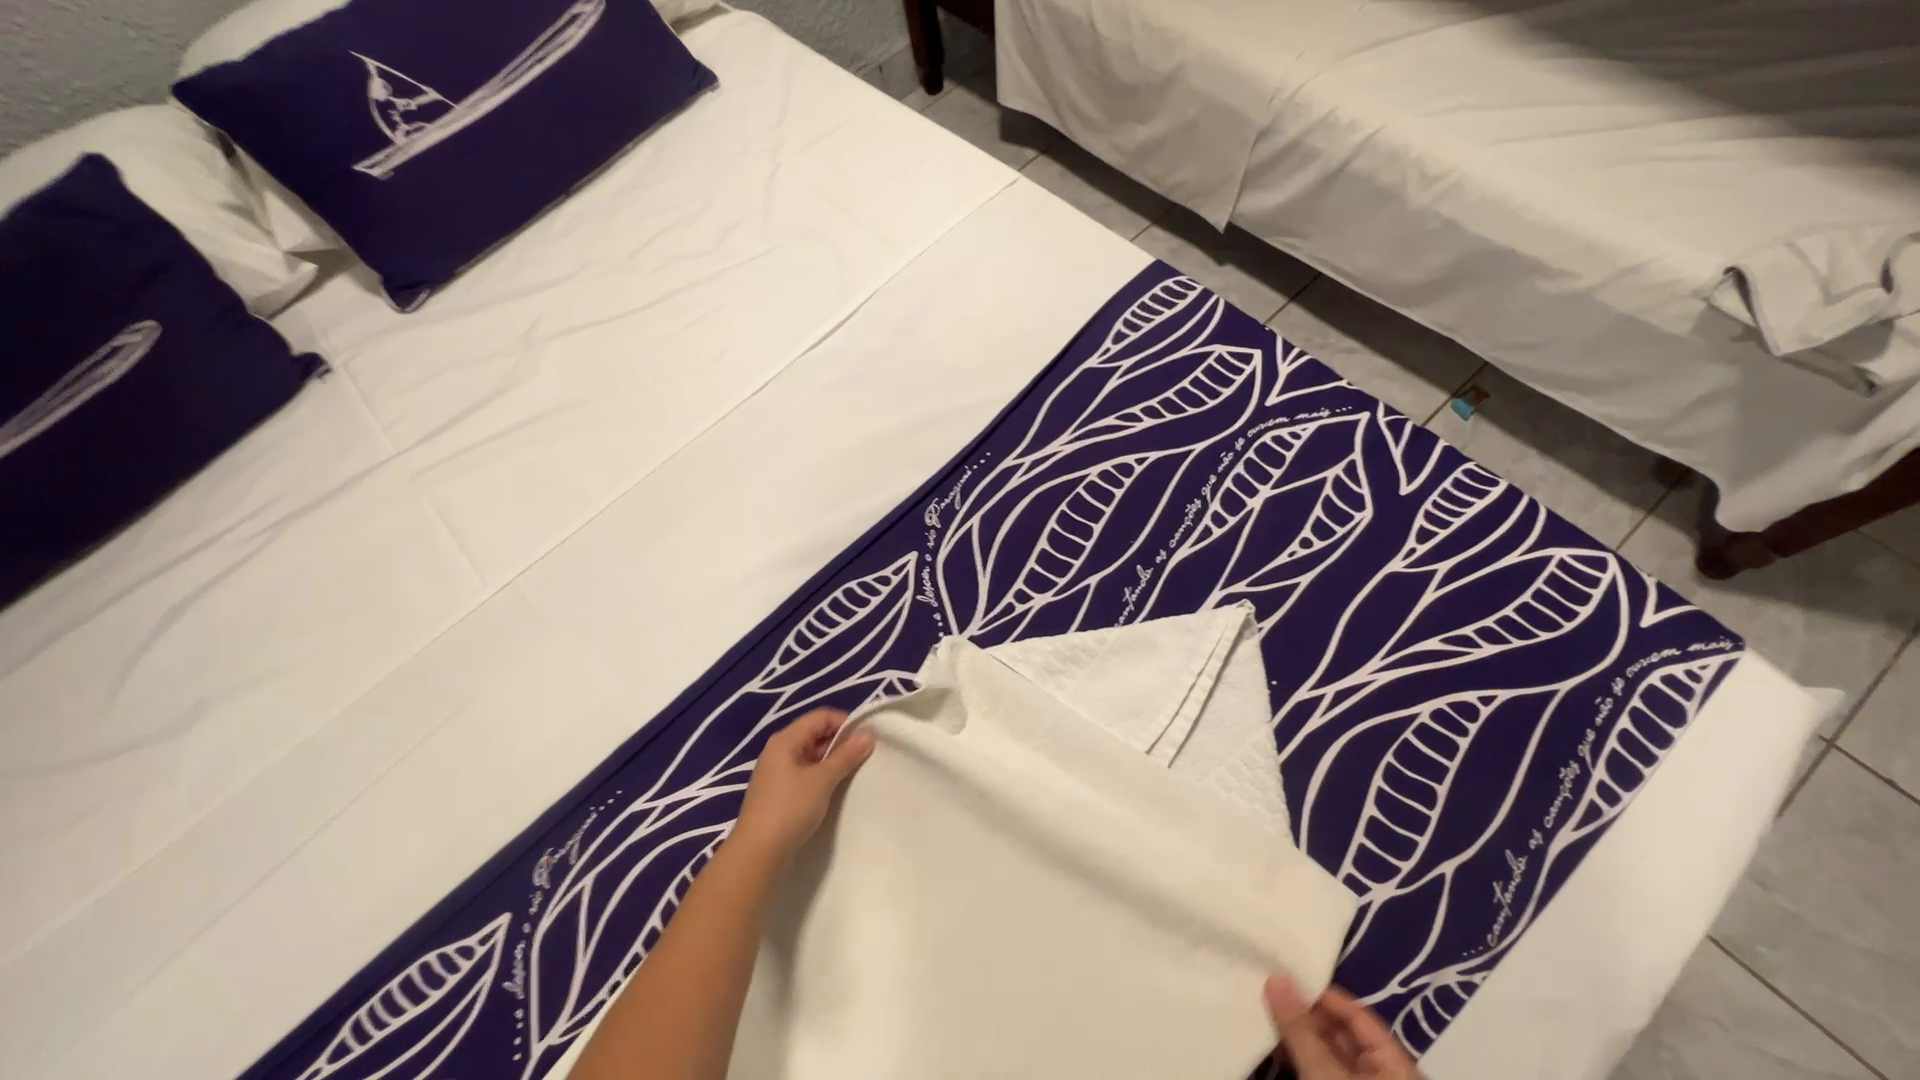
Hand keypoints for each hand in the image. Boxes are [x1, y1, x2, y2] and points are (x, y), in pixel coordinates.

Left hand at [729, 708, 875, 862]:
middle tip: (866, 756)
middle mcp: (779, 751)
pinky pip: (805, 774)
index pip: (820, 717)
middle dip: (841, 742)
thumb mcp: (821, 780)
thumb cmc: (789, 809)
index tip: (867, 738)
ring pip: (811, 755)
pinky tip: (836, 789)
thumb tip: (868, 735)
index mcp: (785, 740)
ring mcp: (778, 773)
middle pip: (815, 734)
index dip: (845, 722)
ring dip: (832, 760)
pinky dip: (822, 776)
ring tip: (856, 772)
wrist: (757, 852)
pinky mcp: (779, 793)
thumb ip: (846, 756)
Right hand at [1265, 976, 1419, 1079]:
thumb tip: (1275, 976)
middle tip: (1269, 995)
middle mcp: (1383, 1072)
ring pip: (1328, 1053)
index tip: (1285, 978)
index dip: (1322, 995)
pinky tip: (1275, 1047)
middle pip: (1341, 1032)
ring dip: (1300, 1037)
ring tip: (1265, 1015)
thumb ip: (1301, 1029)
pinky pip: (1322, 1070)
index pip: (1357, 1014)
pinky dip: (1301, 1058)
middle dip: (1306, 1015)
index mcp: (1396, 1062)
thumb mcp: (1325, 1073)